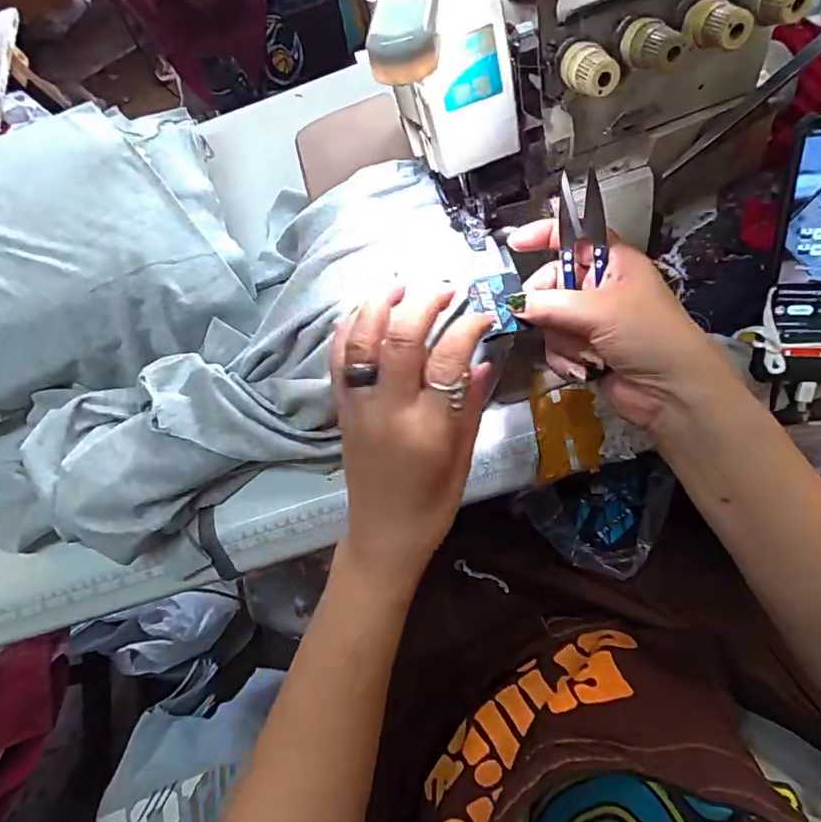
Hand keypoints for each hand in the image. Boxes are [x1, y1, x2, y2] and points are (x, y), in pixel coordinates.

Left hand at [332, 286, 494, 581]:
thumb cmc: (431, 505)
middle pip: (399, 340)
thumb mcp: (463, 459)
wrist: (381, 535)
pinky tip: (359, 313)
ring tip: (397, 286)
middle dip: (422, 305)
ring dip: (377, 308)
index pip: (447, 359)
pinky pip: (337, 363)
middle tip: (443, 290)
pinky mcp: (341, 411)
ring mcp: (358, 408)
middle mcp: (388, 411)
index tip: (483, 314)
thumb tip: (481, 360)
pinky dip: (345, 333)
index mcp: (427, 428)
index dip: (468, 327)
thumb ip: (470, 406)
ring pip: (360, 344)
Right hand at [507, 220, 731, 429]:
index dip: (545, 235)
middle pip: (552, 284)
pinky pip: (554, 346)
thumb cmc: (648, 336)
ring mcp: (590, 321)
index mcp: (613, 263)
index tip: (516, 244)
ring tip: (589, 351)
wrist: (671, 391)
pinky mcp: (584, 349)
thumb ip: (550, 303)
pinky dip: (566, 359)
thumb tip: (515, 305)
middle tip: (554, 317)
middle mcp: (599, 288)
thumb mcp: (600, 310)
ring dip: (564, 340)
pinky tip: (587, 369)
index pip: (574, 236)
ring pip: (549, 320)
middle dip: (549, 306)